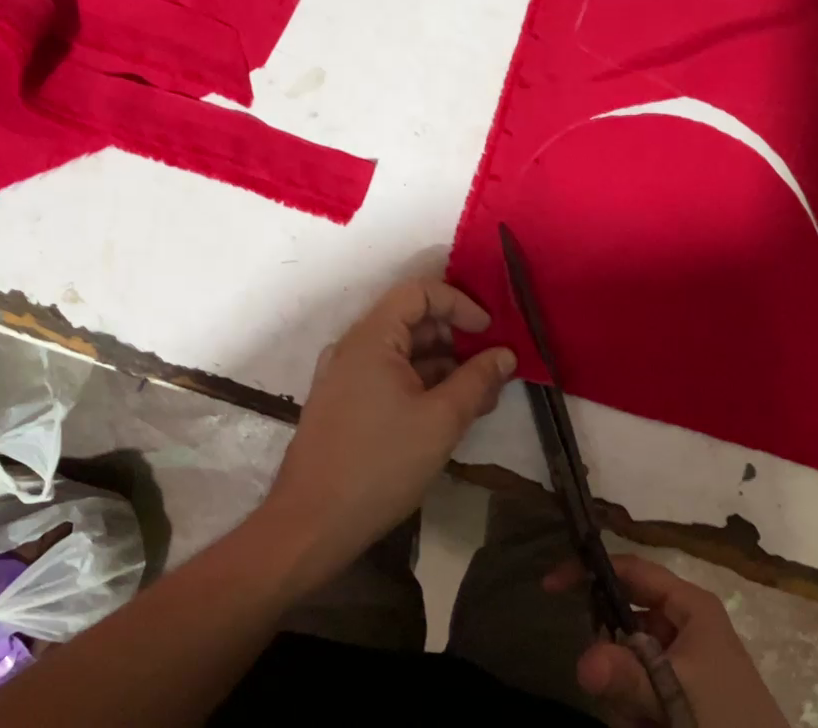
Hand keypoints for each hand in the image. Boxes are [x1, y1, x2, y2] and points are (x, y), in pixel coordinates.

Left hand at [261, 279, 515, 585]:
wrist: (312, 526)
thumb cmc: (379, 465)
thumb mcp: (441, 420)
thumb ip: (478, 381)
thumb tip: (505, 355)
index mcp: (371, 339)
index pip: (419, 292)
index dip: (459, 303)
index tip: (490, 332)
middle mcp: (353, 349)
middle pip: (412, 321)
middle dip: (458, 339)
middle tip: (494, 368)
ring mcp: (345, 378)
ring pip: (404, 354)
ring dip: (445, 367)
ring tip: (482, 398)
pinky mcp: (345, 406)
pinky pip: (390, 379)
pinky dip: (423, 386)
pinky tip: (452, 414)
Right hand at [546, 554, 786, 727]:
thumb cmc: (726, 718)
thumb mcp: (676, 694)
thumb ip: (628, 677)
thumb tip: (580, 662)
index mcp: (690, 605)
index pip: (631, 571)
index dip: (590, 571)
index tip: (550, 586)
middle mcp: (683, 625)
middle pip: (621, 623)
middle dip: (613, 661)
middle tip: (619, 694)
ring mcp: (679, 660)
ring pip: (625, 664)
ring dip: (625, 699)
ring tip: (646, 725)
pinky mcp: (677, 693)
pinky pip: (636, 693)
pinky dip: (635, 716)